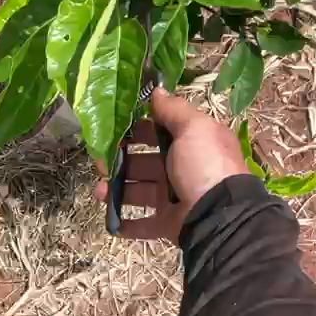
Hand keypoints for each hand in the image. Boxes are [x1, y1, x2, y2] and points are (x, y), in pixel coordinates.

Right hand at [95, 87, 249, 240]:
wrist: (216, 214)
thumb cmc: (204, 165)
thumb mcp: (193, 128)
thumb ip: (173, 110)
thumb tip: (157, 90)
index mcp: (189, 144)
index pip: (159, 133)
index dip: (137, 131)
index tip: (115, 131)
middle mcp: (181, 170)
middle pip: (144, 164)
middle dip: (121, 163)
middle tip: (101, 163)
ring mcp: (173, 198)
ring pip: (138, 192)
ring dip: (117, 192)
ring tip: (99, 191)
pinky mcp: (166, 224)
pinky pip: (142, 225)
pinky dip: (126, 225)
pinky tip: (111, 222)